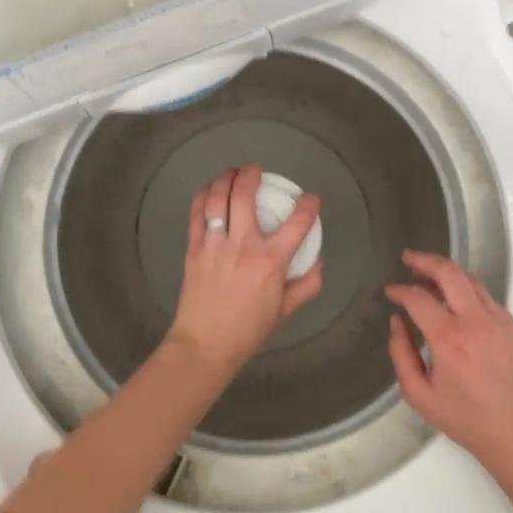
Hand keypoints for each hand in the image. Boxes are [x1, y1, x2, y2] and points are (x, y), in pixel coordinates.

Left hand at [166, 164, 323, 373]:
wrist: (205, 343)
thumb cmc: (248, 330)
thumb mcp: (285, 311)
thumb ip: (307, 285)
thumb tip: (318, 263)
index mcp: (270, 261)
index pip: (297, 222)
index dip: (308, 204)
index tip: (311, 198)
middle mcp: (242, 245)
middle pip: (245, 195)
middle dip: (251, 175)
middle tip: (256, 169)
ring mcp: (214, 245)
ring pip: (217, 199)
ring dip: (225, 179)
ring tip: (232, 172)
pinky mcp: (194, 249)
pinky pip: (197, 214)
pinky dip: (203, 197)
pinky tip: (210, 191)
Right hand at [386, 250, 512, 472]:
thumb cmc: (466, 420)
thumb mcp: (419, 395)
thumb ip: (401, 354)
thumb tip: (397, 323)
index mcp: (449, 338)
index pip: (418, 297)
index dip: (400, 290)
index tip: (390, 292)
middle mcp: (477, 322)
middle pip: (450, 272)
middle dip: (425, 260)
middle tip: (409, 258)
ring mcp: (502, 322)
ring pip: (472, 281)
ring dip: (449, 273)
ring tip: (430, 276)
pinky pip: (489, 300)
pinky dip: (469, 294)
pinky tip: (458, 305)